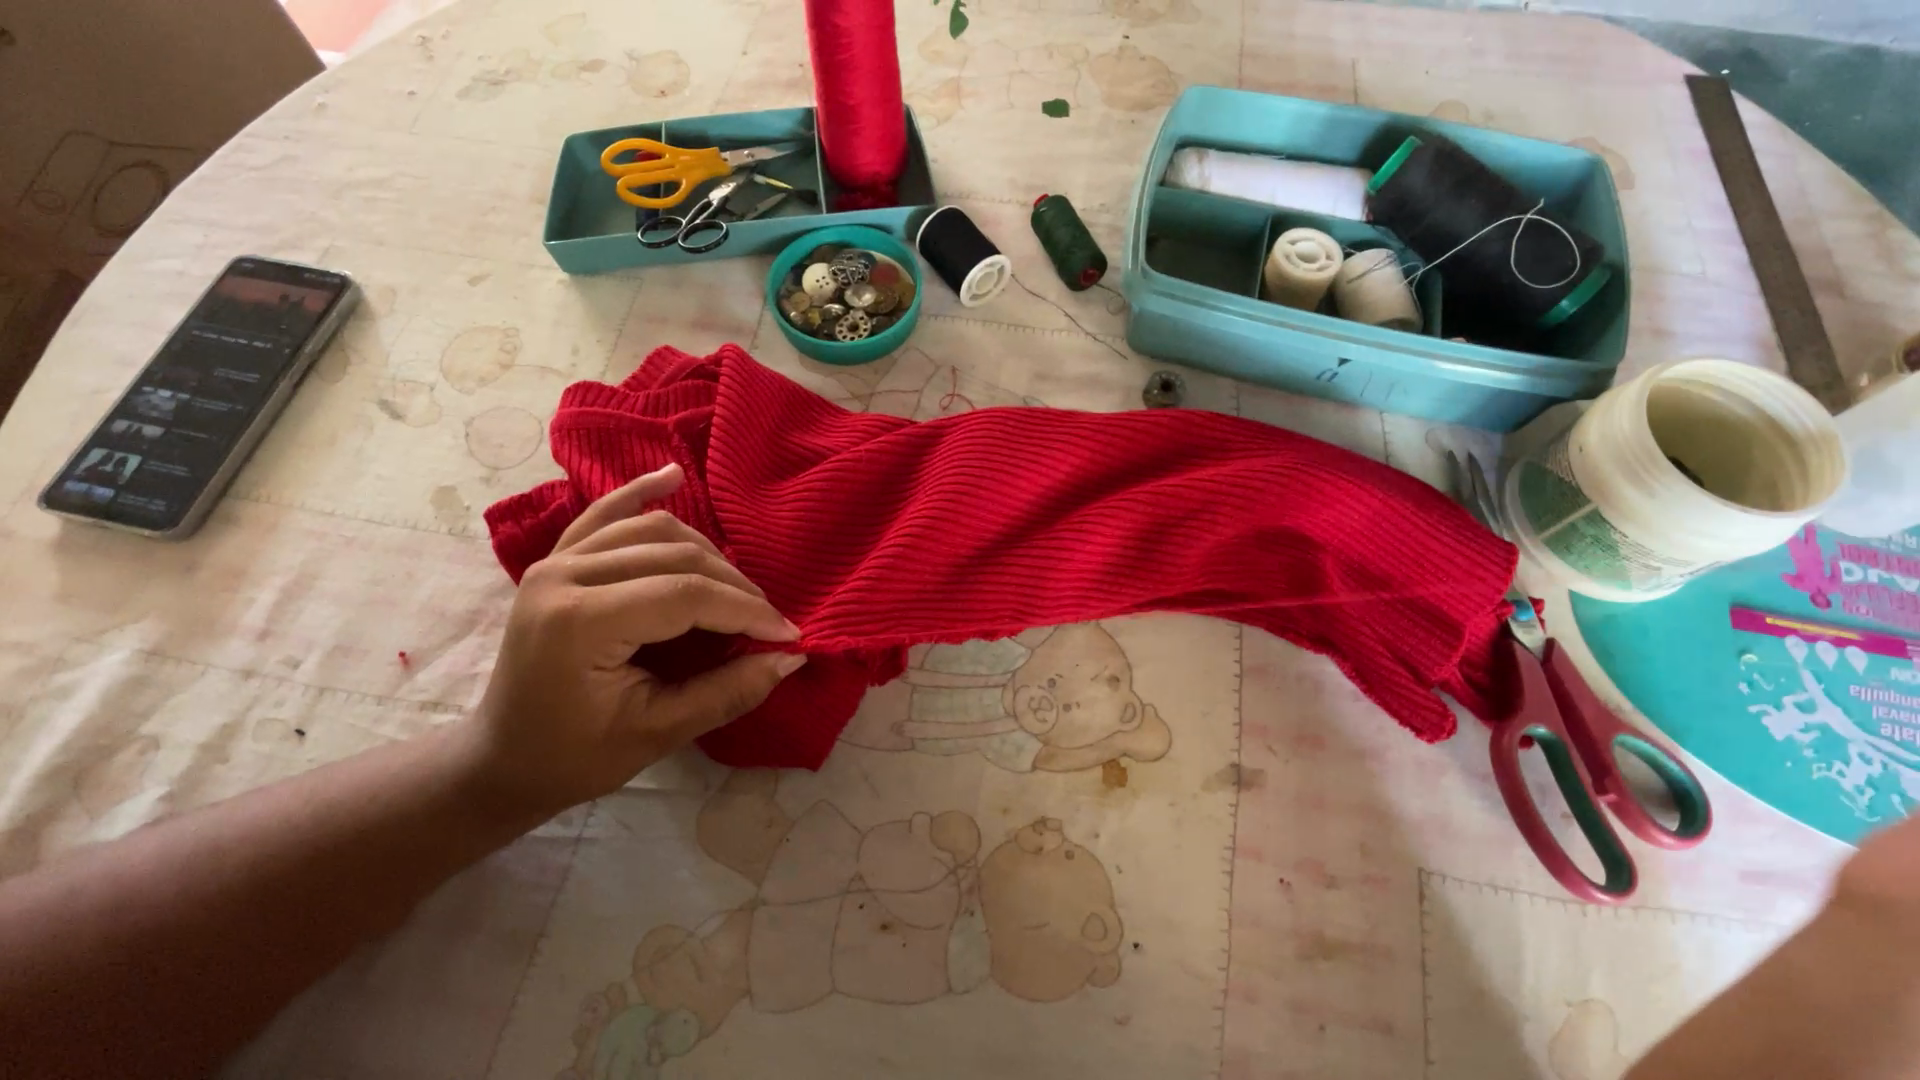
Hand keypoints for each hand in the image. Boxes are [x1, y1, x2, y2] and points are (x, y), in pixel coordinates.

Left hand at [465, 464, 804, 816]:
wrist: (503, 759)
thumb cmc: (574, 757)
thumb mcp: (657, 734)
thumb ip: (727, 692)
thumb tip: (790, 657)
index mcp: (580, 621)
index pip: (685, 594)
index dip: (746, 611)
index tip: (788, 635)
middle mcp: (563, 575)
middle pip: (674, 555)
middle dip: (733, 586)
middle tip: (769, 624)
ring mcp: (554, 561)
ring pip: (651, 530)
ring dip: (706, 553)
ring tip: (739, 589)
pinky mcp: (554, 560)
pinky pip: (604, 514)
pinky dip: (640, 493)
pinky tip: (672, 475)